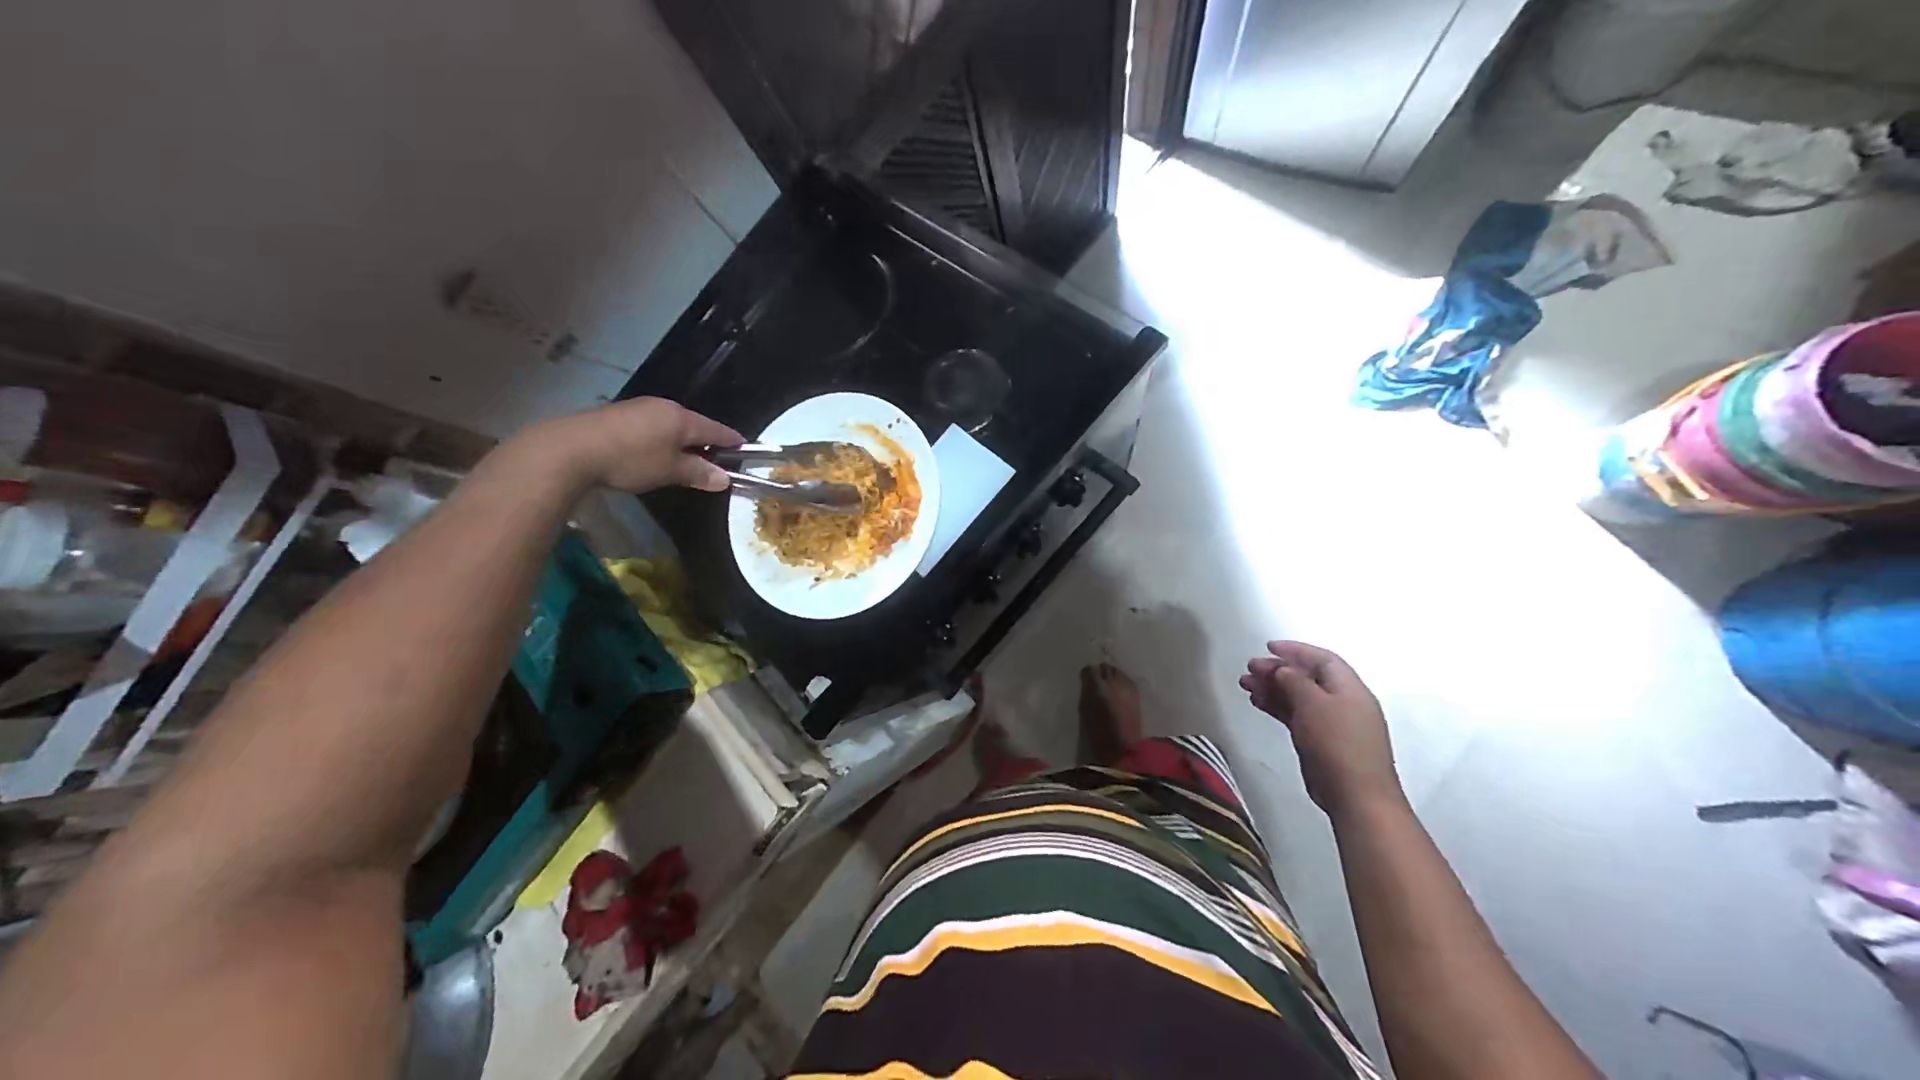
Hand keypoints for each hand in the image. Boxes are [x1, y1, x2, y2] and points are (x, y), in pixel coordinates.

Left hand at [536, 398, 742, 493]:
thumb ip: (698, 472)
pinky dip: (658, 441)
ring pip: (668, 425)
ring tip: (683, 459)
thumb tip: (724, 478)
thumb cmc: (630, 459)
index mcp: (680, 417)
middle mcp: (661, 407)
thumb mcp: (670, 470)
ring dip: (679, 441)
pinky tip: (652, 454)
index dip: (731, 440)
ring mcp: (636, 409)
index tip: (744, 447)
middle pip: (692, 424)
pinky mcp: (615, 417)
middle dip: (704, 441)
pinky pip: (649, 428)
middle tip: (714, 458)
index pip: (715, 428)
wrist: (570, 450)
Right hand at [1240, 640, 1402, 818]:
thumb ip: (1295, 681)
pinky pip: (1296, 715)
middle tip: (1250, 668)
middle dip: (1278, 670)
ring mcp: (1332, 723)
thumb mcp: (1313, 704)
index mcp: (1349, 688)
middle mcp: (1342, 702)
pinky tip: (1258, 702)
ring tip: (1245, 684)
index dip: (1296, 650)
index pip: (1322, 659)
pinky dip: (1277, 706)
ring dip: (1272, 688)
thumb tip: (1283, 670)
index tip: (1268, 647)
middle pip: (1307, 677)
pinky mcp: (1321, 741)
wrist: (1356, 795)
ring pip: (1298, 696)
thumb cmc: (1336, 742)